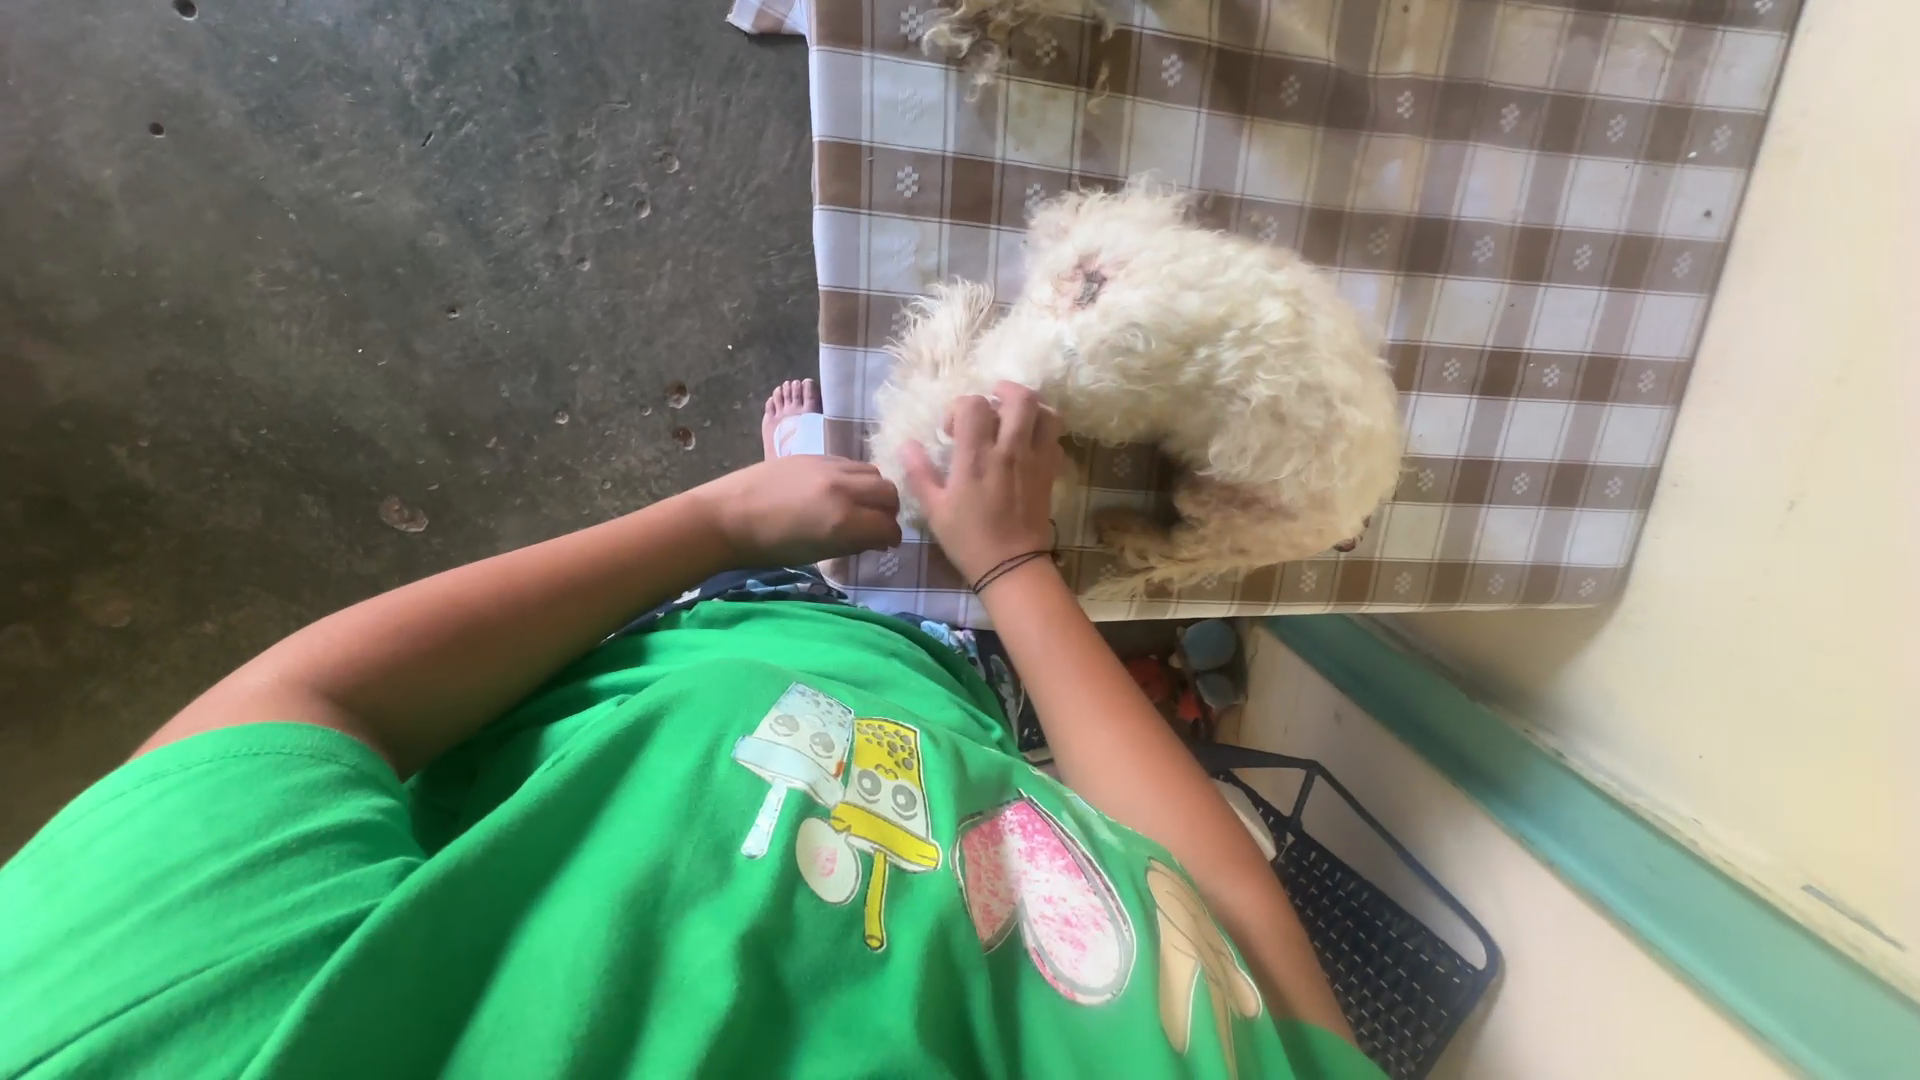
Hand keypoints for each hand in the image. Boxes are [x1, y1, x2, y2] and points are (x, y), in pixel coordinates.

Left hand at [694, 456, 902, 566]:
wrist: (727, 516)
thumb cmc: (770, 547)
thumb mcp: (818, 554)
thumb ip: (853, 543)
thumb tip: (877, 538)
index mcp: (843, 520)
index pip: (888, 525)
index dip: (891, 537)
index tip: (886, 543)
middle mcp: (843, 489)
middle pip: (888, 492)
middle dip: (888, 510)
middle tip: (877, 522)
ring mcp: (829, 467)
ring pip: (873, 472)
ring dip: (874, 490)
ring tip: (860, 504)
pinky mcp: (814, 454)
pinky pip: (850, 463)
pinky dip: (854, 477)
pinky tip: (838, 490)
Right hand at [901, 381, 1065, 583]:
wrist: (1011, 566)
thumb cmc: (967, 539)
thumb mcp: (934, 509)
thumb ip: (920, 472)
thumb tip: (906, 445)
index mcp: (976, 457)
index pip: (974, 405)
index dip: (960, 407)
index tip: (953, 430)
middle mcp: (1009, 450)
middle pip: (1019, 398)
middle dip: (1003, 391)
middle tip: (991, 404)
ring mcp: (1035, 460)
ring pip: (1046, 413)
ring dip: (1031, 408)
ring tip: (1014, 418)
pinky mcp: (1051, 473)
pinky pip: (1055, 439)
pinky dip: (1044, 433)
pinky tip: (1029, 445)